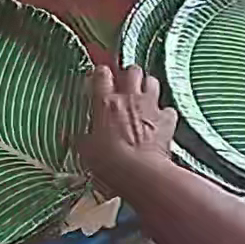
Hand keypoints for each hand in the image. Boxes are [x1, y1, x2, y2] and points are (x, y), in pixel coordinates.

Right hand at [79, 65, 176, 189]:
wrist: (140, 173)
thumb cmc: (108, 161)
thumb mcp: (86, 150)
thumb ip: (83, 137)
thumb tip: (77, 137)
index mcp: (106, 103)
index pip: (102, 74)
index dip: (100, 73)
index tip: (98, 77)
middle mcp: (130, 98)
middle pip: (132, 71)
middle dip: (128, 75)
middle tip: (124, 85)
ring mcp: (151, 107)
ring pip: (152, 81)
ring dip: (147, 86)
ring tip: (142, 96)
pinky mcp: (168, 120)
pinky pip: (167, 109)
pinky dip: (163, 113)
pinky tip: (159, 121)